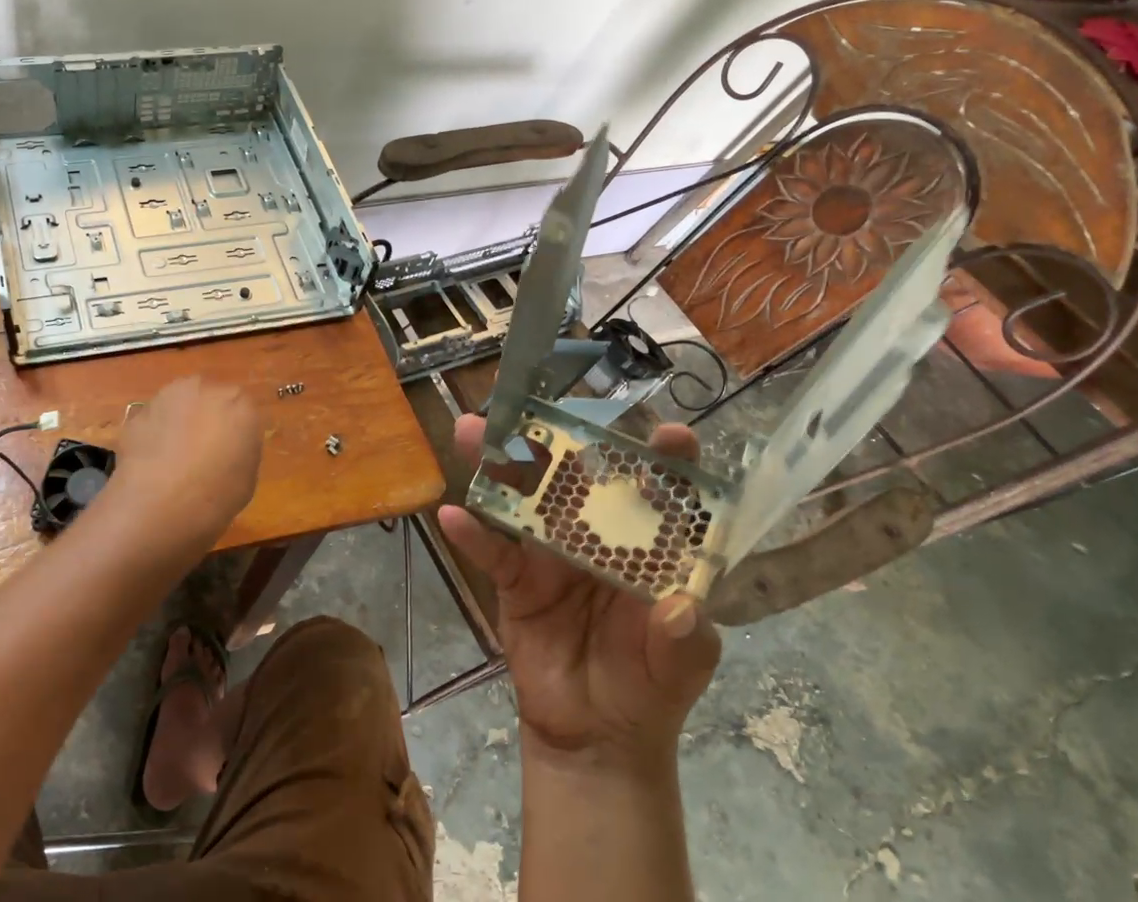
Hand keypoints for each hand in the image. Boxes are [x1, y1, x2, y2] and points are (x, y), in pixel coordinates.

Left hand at [102, 378, 263, 544]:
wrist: (158, 504)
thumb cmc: (215, 497)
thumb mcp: (246, 480)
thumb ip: (240, 452)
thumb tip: (228, 448)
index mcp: (240, 404)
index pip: (242, 408)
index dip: (234, 430)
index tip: (229, 452)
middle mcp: (204, 390)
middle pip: (208, 398)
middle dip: (205, 418)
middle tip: (201, 452)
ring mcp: (166, 397)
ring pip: (177, 404)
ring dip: (177, 422)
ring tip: (172, 458)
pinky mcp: (137, 413)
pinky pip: (152, 421)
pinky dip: (153, 435)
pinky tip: (151, 462)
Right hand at [438, 415, 719, 776]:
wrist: (594, 733)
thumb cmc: (650, 689)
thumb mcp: (681, 666)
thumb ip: (684, 640)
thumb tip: (677, 608)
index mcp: (649, 548)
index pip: (664, 493)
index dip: (666, 461)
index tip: (667, 435)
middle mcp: (599, 538)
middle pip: (580, 479)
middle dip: (560, 439)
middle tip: (536, 403)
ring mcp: (551, 555)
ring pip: (524, 499)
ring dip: (496, 464)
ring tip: (469, 429)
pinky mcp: (516, 582)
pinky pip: (492, 553)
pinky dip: (473, 535)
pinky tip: (453, 516)